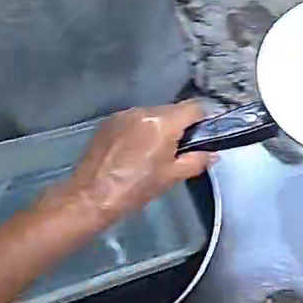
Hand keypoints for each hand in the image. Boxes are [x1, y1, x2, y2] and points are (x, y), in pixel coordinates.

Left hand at [53, 101, 216, 226]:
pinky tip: (133, 150)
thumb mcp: (172, 177)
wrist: (91, 196)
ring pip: (152, 114)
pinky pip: (133, 120)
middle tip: (178, 149)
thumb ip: (196, 161)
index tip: (205, 132)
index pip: (195, 107)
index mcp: (164, 122)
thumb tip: (212, 154)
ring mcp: (124, 114)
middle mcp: (144, 111)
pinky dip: (139, 130)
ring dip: (158, 127)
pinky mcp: (108, 121)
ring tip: (153, 151)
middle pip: (172, 110)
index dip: (204, 118)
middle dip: (179, 126)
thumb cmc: (136, 188)